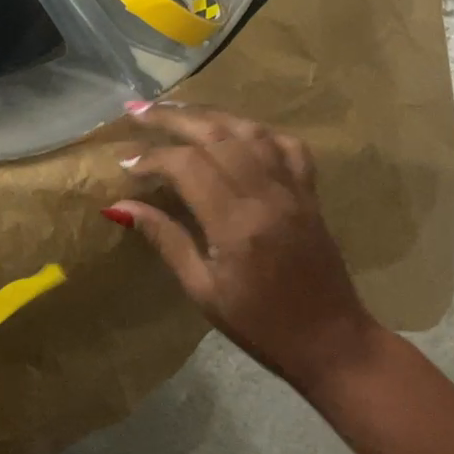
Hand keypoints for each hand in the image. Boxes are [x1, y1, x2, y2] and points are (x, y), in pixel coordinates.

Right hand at [105, 103, 378, 389]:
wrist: (334, 344)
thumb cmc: (261, 326)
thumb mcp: (202, 290)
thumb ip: (165, 239)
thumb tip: (120, 207)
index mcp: (237, 223)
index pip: (188, 165)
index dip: (152, 157)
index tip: (124, 162)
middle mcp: (267, 196)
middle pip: (215, 135)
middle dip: (171, 118)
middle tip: (136, 109)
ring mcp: (293, 190)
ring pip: (249, 131)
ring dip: (209, 114)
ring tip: (175, 109)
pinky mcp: (310, 193)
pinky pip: (286, 145)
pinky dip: (257, 130)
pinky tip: (235, 129)